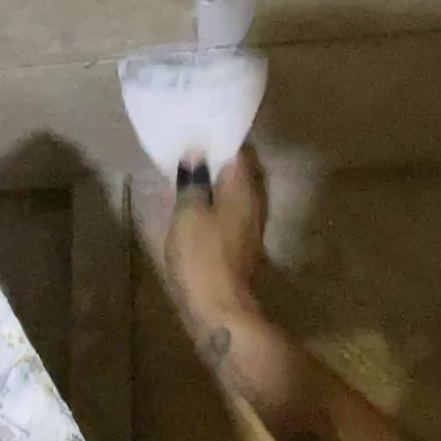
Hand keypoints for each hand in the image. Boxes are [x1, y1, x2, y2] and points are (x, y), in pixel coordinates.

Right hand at [163, 146, 266, 330]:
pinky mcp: (240, 245)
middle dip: (215, 159)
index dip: (217, 138)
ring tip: (188, 172)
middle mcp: (253, 203)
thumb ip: (192, 182)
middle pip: (237, 172)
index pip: (237, 151)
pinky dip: (214, 203)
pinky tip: (195, 203)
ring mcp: (249, 226)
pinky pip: (228, 212)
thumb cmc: (203, 257)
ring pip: (233, 193)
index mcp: (242, 189)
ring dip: (214, 182)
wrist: (220, 311)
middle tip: (188, 147)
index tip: (196, 129)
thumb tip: (195, 153)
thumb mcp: (189, 214)